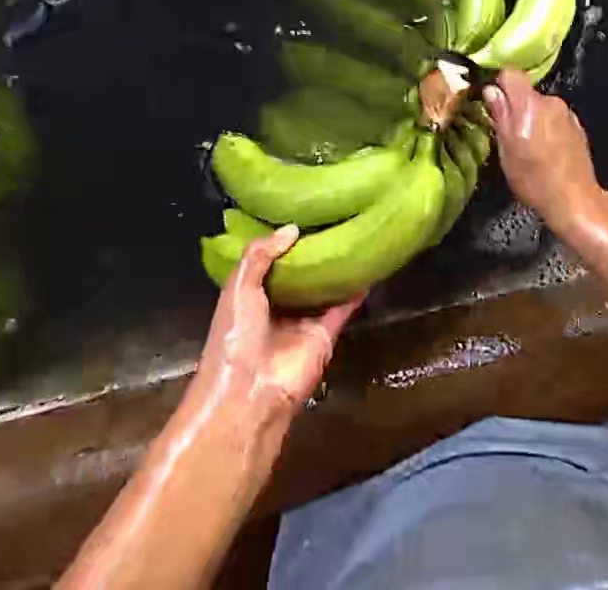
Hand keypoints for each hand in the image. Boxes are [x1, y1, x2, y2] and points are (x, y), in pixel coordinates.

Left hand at [194, 226, 362, 422]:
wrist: (252, 390)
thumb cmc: (236, 336)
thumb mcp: (238, 289)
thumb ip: (259, 256)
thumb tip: (292, 229)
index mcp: (249, 299)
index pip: (267, 265)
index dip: (281, 244)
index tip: (300, 217)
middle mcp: (277, 309)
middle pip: (299, 276)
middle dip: (312, 254)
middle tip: (333, 222)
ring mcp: (304, 321)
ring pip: (325, 289)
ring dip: (337, 269)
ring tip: (356, 238)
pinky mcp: (327, 332)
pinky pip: (346, 305)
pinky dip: (358, 289)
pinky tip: (371, 266)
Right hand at [482, 68, 607, 227]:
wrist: (573, 197)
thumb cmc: (535, 178)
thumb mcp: (507, 149)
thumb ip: (499, 115)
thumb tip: (492, 92)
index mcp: (530, 104)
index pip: (511, 73)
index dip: (499, 84)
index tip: (493, 100)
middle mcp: (551, 103)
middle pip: (527, 93)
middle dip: (516, 108)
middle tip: (508, 134)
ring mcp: (567, 114)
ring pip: (541, 107)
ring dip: (532, 120)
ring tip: (527, 148)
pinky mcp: (577, 127)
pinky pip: (555, 119)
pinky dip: (547, 129)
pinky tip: (545, 151)